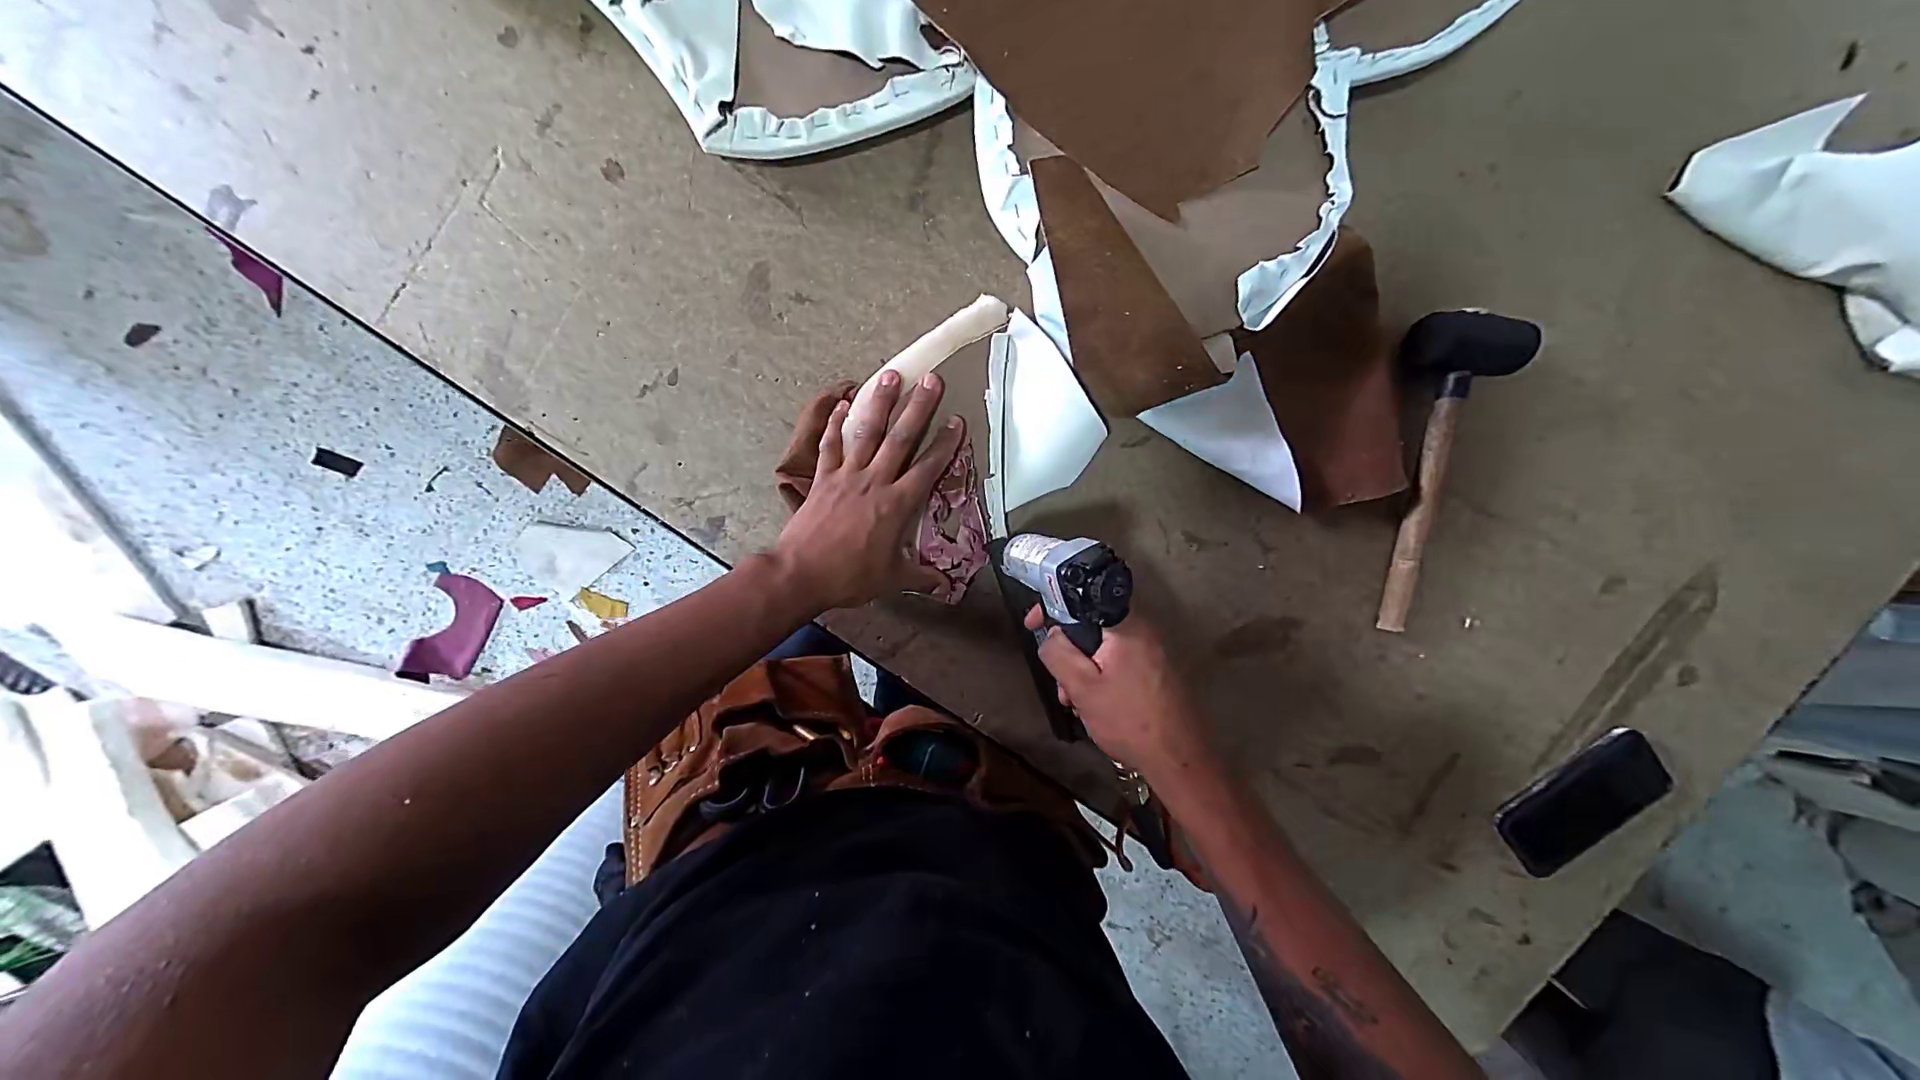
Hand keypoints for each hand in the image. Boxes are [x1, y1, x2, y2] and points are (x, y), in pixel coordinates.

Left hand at [772, 370, 963, 610]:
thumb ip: (921, 577)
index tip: (957, 421)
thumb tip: (944, 586)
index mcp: (897, 505)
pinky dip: (835, 423)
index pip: (928, 468)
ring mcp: (846, 476)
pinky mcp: (823, 478)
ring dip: (880, 402)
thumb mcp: (892, 579)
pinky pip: (830, 445)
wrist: (801, 574)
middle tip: (931, 380)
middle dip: (918, 407)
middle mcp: (874, 482)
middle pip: (901, 438)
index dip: (945, 444)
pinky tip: (843, 403)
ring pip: (867, 432)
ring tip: (890, 375)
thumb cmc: (850, 577)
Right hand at [1027, 606, 1216, 785]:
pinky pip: (1118, 665)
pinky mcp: (1155, 673)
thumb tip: (1051, 635)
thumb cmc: (1130, 722)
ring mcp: (1152, 654)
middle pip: (1091, 628)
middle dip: (1068, 653)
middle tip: (1062, 683)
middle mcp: (1143, 632)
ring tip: (1077, 702)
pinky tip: (1096, 707)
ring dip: (1082, 672)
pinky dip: (1101, 680)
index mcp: (1126, 627)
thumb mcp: (1082, 688)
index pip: (1083, 598)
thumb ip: (1059, 654)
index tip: (1034, 623)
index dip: (1053, 607)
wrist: (1177, 760)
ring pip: (1102, 650)